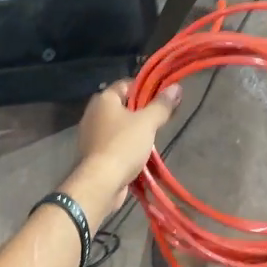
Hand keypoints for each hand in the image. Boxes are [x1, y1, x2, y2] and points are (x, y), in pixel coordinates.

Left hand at [62, 80, 181, 223]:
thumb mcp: (147, 123)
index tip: (162, 97)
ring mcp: (91, 134)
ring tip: (153, 138)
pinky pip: (113, 143)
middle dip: (141, 112)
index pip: (126, 84)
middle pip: (122, 106)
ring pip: (118, 126)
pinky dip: (126, 146)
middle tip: (160, 119)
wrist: (101, 182)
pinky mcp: (93, 153)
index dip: (145, 88)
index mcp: (103, 99)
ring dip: (134, 131)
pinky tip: (139, 154)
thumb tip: (176, 87)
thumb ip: (161, 105)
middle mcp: (93, 113)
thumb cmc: (123, 145)